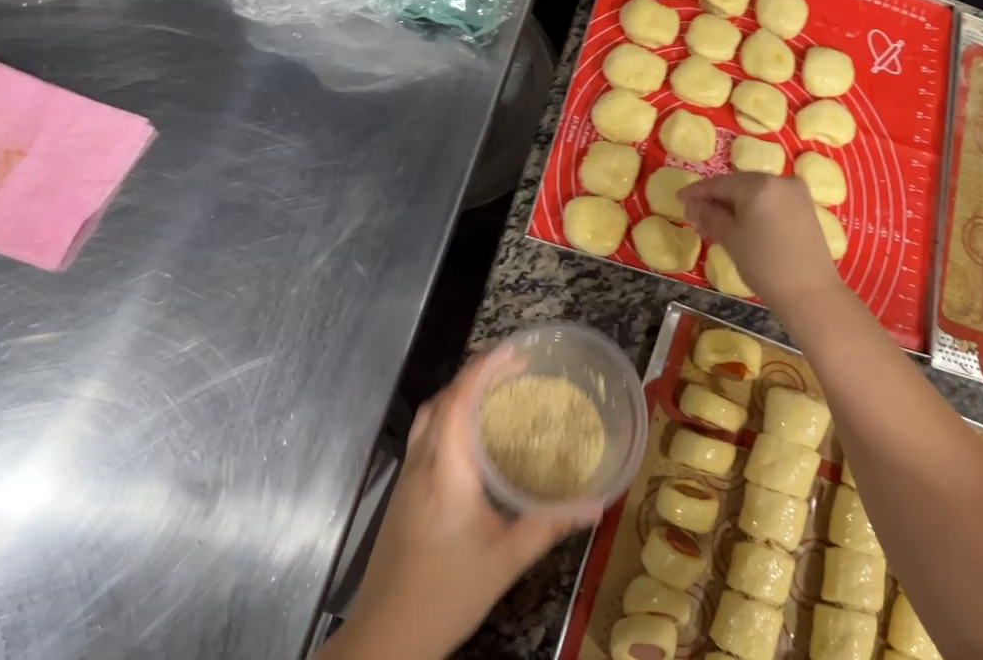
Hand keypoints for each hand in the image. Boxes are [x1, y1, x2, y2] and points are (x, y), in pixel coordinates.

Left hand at [326, 355, 593, 659]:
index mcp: (445, 472)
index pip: (457, 402)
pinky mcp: (402, 496)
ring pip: (428, 420)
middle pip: (440, 402)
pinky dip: (449, 421)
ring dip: (458, 396)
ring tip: (496, 395)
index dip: (482, 369)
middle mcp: (420, 466)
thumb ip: (549, 526)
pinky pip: (425, 439)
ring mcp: (406, 480)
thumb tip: (597, 505)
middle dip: (474, 375)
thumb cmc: (445, 595)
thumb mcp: (505, 561)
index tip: (513, 350)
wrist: (385, 637)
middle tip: (514, 369)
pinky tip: (474, 440)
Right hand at [679, 172, 842, 312]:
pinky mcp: (805, 206)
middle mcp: (780, 180)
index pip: (719, 183)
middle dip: (717, 198)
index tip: (678, 198)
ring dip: (735, 203)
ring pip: (756, 192)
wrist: (810, 292)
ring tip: (715, 221)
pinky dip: (754, 208)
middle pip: (739, 184)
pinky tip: (741, 222)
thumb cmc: (765, 265)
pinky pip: (771, 200)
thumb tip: (692, 206)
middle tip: (695, 213)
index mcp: (759, 184)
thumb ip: (710, 216)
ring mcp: (796, 192)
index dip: (696, 191)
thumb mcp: (731, 239)